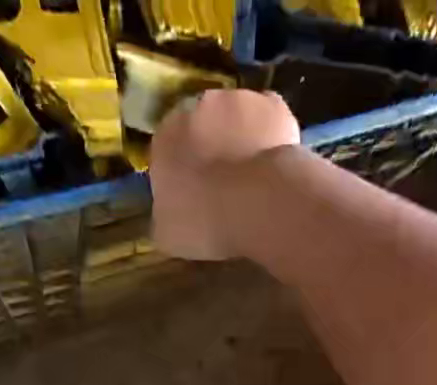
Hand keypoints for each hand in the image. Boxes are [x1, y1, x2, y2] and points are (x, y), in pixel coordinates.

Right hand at [149, 89, 300, 260]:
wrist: (257, 205)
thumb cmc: (202, 221)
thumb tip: (168, 215)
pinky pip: (267, 118)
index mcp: (164, 138)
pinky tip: (272, 162)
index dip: (178, 170)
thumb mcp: (166, 233)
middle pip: (201, 127)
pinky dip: (268, 134)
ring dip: (238, 139)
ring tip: (250, 176)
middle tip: (220, 185)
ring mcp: (238, 99)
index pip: (166, 148)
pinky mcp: (273, 104)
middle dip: (208, 149)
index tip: (188, 192)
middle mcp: (197, 107)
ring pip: (235, 118)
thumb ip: (164, 215)